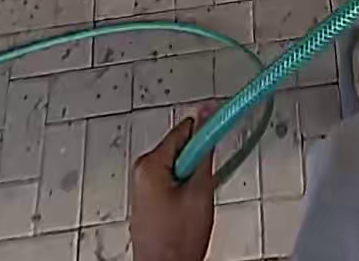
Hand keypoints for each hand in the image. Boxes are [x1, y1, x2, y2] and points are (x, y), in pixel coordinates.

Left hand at [131, 113, 215, 260]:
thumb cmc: (178, 240)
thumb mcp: (200, 189)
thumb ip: (205, 150)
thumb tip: (207, 117)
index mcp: (149, 165)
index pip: (185, 129)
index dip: (205, 134)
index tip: (218, 138)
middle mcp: (141, 172)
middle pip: (180, 146)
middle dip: (196, 160)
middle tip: (202, 182)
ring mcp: (142, 187)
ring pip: (177, 163)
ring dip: (190, 174)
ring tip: (194, 198)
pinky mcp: (147, 199)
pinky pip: (170, 178)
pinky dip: (182, 186)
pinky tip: (186, 207)